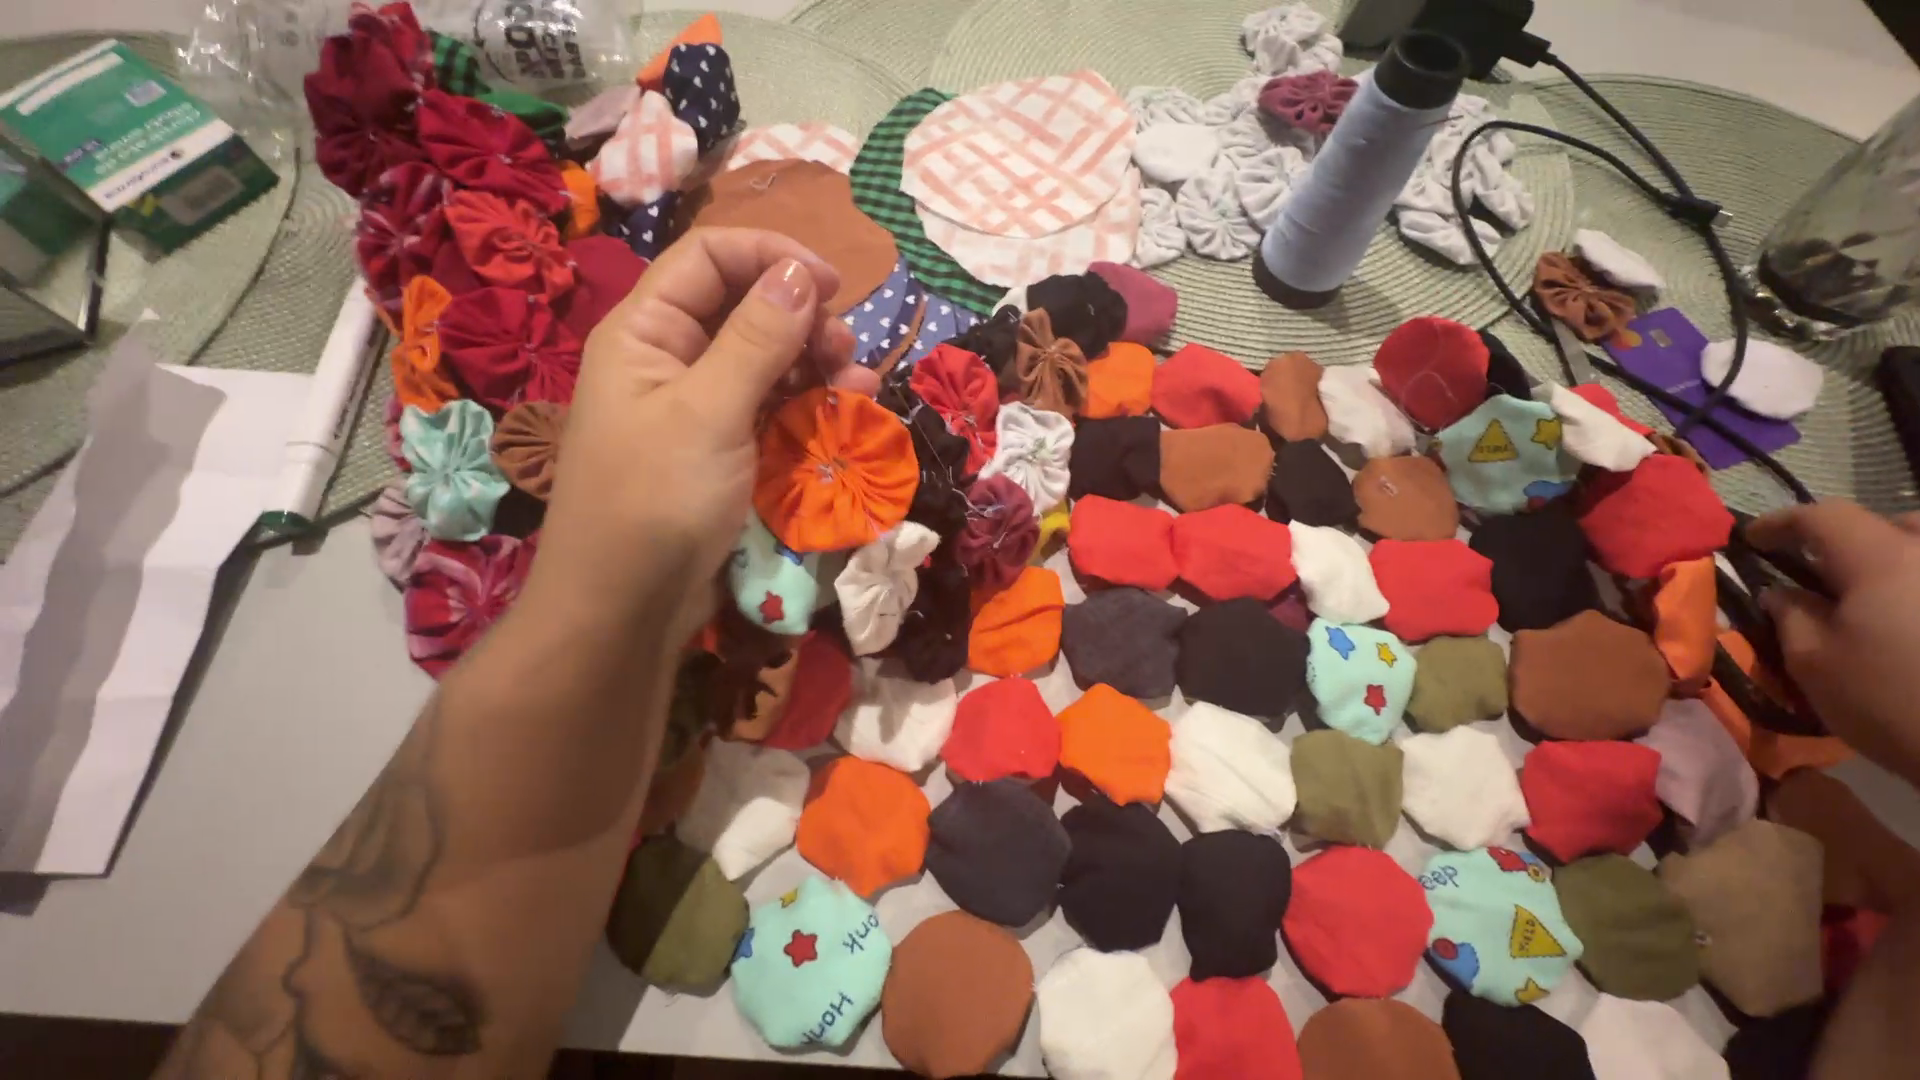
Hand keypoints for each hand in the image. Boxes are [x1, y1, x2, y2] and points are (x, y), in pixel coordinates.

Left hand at [528, 228, 880, 642]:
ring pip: (770, 364)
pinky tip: (848, 416)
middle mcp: (673, 361)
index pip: (709, 258)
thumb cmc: (656, 500)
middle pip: (747, 310)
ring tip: (857, 390)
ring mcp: (703, 411)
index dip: (771, 256)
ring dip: (818, 368)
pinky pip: (776, 413)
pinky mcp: (728, 453)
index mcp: (647, 333)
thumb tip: (800, 273)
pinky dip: (812, 410)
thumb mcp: (708, 412)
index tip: (832, 284)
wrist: (628, 607)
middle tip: (845, 352)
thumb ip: (757, 339)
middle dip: (804, 322)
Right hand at [1748, 500, 1919, 781]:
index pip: (1825, 517)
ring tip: (1886, 597)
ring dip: (1904, 565)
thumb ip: (1791, 615)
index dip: (1782, 523)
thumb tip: (1783, 592)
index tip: (1753, 540)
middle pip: (1900, 524)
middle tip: (1829, 571)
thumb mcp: (1813, 663)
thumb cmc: (1896, 704)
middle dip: (1859, 539)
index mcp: (1887, 560)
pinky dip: (1919, 594)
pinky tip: (1913, 625)